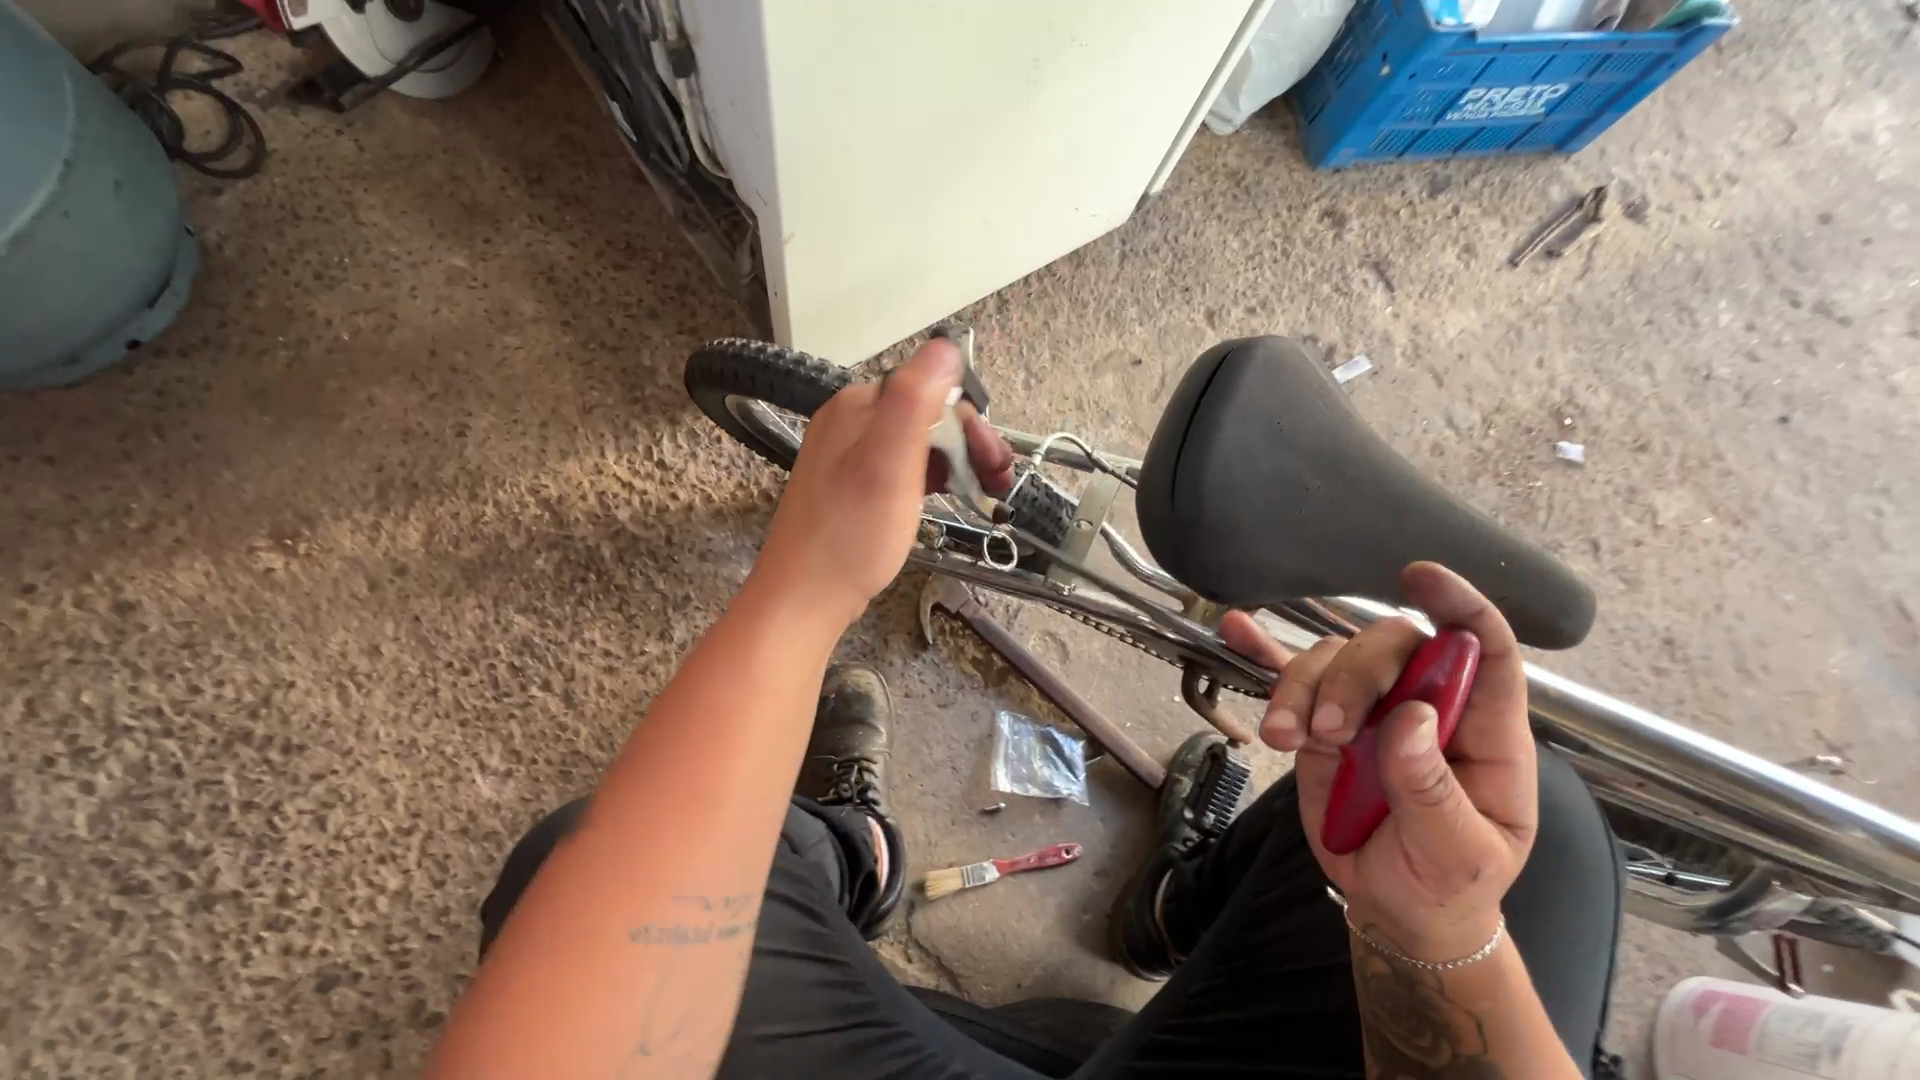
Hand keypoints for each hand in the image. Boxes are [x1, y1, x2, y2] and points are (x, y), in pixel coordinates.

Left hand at [749, 339, 1012, 625]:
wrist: (805, 598)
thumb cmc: (849, 538)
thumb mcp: (888, 464)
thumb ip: (915, 400)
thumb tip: (945, 345)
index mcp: (858, 407)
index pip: (933, 392)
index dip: (970, 427)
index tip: (993, 466)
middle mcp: (850, 423)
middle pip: (927, 416)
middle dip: (968, 446)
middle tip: (994, 484)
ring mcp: (848, 456)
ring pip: (918, 444)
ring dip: (955, 463)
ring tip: (979, 496)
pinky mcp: (851, 487)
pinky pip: (902, 469)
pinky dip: (930, 481)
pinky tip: (941, 502)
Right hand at [1219, 563, 1537, 960]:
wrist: (1394, 905)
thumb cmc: (1447, 885)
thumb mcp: (1458, 855)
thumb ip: (1433, 791)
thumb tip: (1407, 720)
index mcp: (1481, 733)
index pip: (1484, 651)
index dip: (1461, 606)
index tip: (1422, 578)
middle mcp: (1423, 707)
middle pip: (1391, 646)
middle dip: (1353, 674)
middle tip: (1329, 730)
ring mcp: (1367, 712)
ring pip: (1330, 659)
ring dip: (1300, 688)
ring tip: (1285, 737)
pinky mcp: (1320, 726)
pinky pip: (1290, 680)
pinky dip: (1263, 655)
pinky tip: (1236, 632)